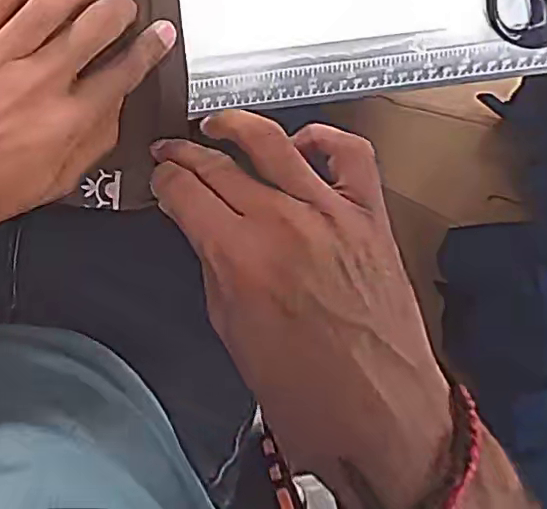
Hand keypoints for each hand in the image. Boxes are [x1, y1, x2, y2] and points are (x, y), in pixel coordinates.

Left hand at [0, 0, 175, 290]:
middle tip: (119, 9)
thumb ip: (94, 141)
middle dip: (119, 9)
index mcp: (63, 121)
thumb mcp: (52, 182)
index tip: (158, 33)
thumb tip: (116, 102)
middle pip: (97, 24)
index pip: (123, 70)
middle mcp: (37, 82)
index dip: (149, 46)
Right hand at [151, 111, 452, 508]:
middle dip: (181, 152)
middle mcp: (281, 223)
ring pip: (270, 139)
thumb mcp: (230, 329)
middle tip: (170, 152)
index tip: (158, 178)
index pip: (182, 188)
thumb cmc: (304, 392)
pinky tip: (300, 144)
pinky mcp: (369, 214)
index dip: (161, 178)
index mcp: (240, 257)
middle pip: (214, 162)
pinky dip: (322, 137)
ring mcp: (329, 212)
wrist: (388, 421)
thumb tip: (194, 220)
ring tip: (216, 126)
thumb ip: (209, 262)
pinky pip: (349, 152)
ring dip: (233, 124)